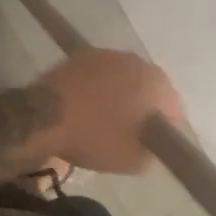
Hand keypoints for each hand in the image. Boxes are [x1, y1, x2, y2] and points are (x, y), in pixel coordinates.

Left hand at [34, 49, 182, 173]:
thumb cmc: (95, 137)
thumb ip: (154, 153)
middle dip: (143, 110)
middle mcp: (137, 61)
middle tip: (129, 134)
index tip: (152, 146)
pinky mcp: (80, 55)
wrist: (42, 117)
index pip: (174, 109)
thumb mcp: (133, 161)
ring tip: (105, 120)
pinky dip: (98, 89)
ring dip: (121, 96)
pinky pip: (100, 76)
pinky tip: (87, 107)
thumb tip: (154, 148)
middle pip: (149, 90)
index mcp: (157, 83)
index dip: (165, 131)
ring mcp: (107, 54)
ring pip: (124, 80)